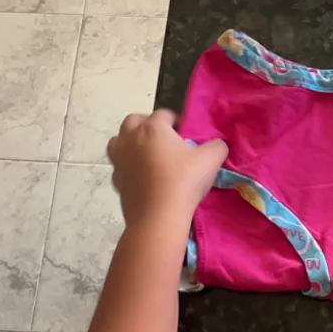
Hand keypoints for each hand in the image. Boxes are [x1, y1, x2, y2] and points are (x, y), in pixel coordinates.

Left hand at [107, 110, 227, 230]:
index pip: (165, 114)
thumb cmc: (184, 181)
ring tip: (147, 154)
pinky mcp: (116, 180)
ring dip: (131, 142)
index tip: (188, 135)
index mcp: (153, 127)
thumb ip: (217, 146)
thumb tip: (217, 144)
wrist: (158, 217)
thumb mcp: (211, 160)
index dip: (178, 121)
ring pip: (119, 140)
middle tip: (164, 140)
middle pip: (134, 121)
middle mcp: (131, 138)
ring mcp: (119, 159)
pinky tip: (142, 176)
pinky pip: (120, 165)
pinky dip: (128, 166)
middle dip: (148, 125)